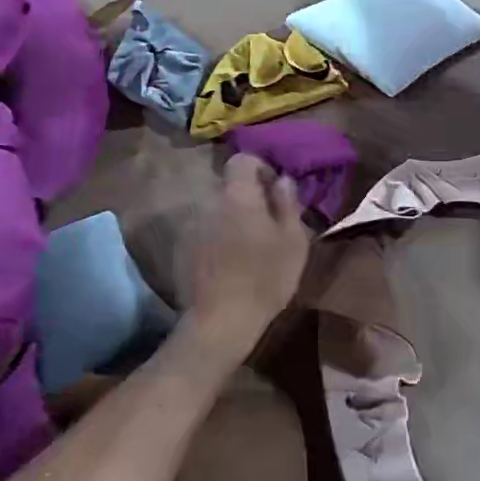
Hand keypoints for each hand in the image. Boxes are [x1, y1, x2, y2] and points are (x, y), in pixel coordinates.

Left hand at [184, 154, 310, 355]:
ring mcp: (195, 227)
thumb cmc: (266, 276)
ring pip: (219, 209)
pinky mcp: (186, 250)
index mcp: (238, 196)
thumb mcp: (293, 239)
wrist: (222, 320)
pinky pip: (208, 230)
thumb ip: (287, 204)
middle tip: (272, 218)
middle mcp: (211, 204)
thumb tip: (283, 180)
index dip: (260, 167)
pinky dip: (222, 235)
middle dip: (250, 195)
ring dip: (236, 217)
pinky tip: (236, 259)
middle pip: (230, 186)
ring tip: (255, 241)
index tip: (276, 188)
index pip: (242, 160)